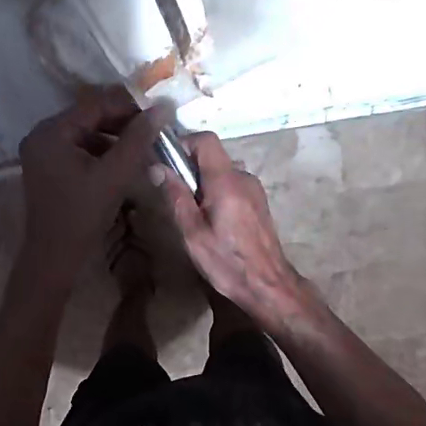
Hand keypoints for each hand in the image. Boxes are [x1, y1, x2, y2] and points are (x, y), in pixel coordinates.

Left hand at [18, 88, 165, 286]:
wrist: (55, 258)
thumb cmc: (82, 215)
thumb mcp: (115, 174)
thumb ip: (138, 138)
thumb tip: (163, 106)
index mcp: (51, 132)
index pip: (95, 104)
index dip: (129, 106)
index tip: (159, 112)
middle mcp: (42, 136)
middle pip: (90, 117)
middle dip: (123, 123)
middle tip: (155, 130)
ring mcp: (43, 153)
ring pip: (87, 134)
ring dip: (115, 139)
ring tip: (145, 147)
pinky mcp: (49, 169)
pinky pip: (80, 150)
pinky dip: (103, 153)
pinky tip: (125, 163)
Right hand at [154, 132, 308, 321]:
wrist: (267, 285)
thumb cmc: (226, 262)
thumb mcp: (193, 232)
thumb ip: (176, 196)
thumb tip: (158, 167)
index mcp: (226, 181)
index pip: (206, 140)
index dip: (184, 144)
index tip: (168, 163)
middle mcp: (244, 177)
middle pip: (213, 156)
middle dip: (191, 169)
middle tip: (177, 198)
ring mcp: (255, 189)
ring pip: (222, 172)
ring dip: (204, 184)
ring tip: (194, 215)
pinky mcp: (259, 202)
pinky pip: (233, 186)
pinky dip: (218, 193)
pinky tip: (214, 222)